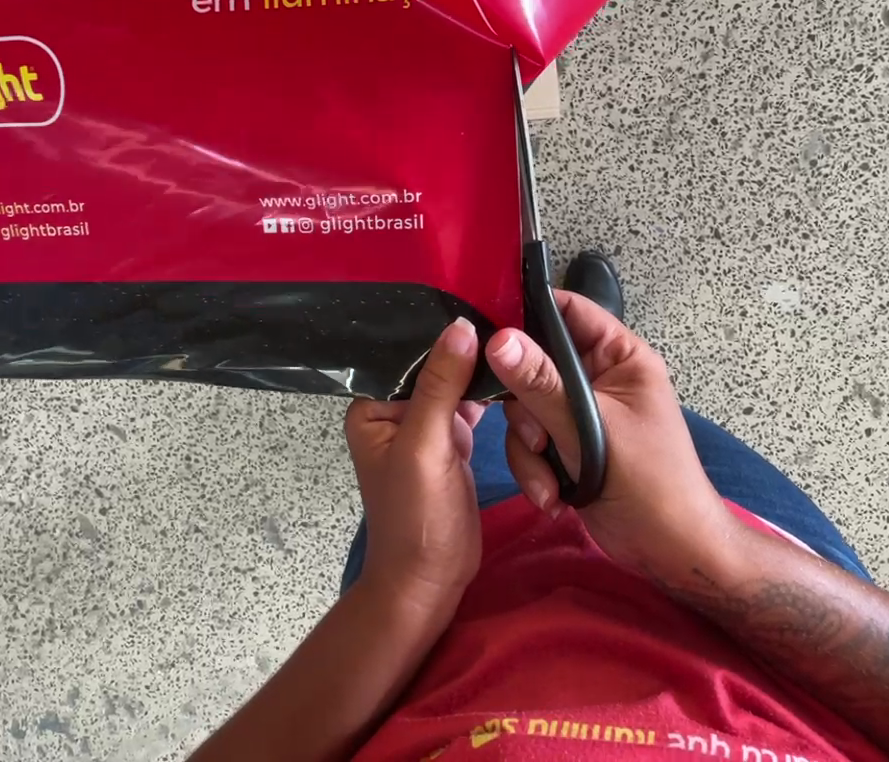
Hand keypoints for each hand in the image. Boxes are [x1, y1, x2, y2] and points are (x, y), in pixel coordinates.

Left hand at [343, 317, 485, 613]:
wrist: (431, 582)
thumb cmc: (416, 517)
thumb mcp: (425, 446)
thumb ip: (440, 386)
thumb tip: (460, 327)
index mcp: (372, 406)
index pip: (407, 354)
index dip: (441, 331)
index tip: (482, 305)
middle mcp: (395, 410)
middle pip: (434, 367)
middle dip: (467, 352)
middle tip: (509, 321)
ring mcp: (425, 427)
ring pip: (455, 385)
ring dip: (481, 373)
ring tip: (516, 342)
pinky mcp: (451, 443)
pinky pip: (470, 408)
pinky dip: (489, 398)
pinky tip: (513, 377)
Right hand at [487, 291, 738, 580]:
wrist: (669, 554)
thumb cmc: (652, 483)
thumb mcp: (593, 430)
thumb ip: (543, 385)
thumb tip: (499, 339)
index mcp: (618, 355)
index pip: (568, 310)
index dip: (528, 313)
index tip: (488, 333)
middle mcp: (595, 376)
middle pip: (533, 363)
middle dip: (527, 407)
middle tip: (537, 437)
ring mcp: (578, 412)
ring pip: (524, 407)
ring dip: (529, 448)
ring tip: (551, 480)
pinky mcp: (565, 444)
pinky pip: (529, 441)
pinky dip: (534, 469)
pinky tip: (552, 496)